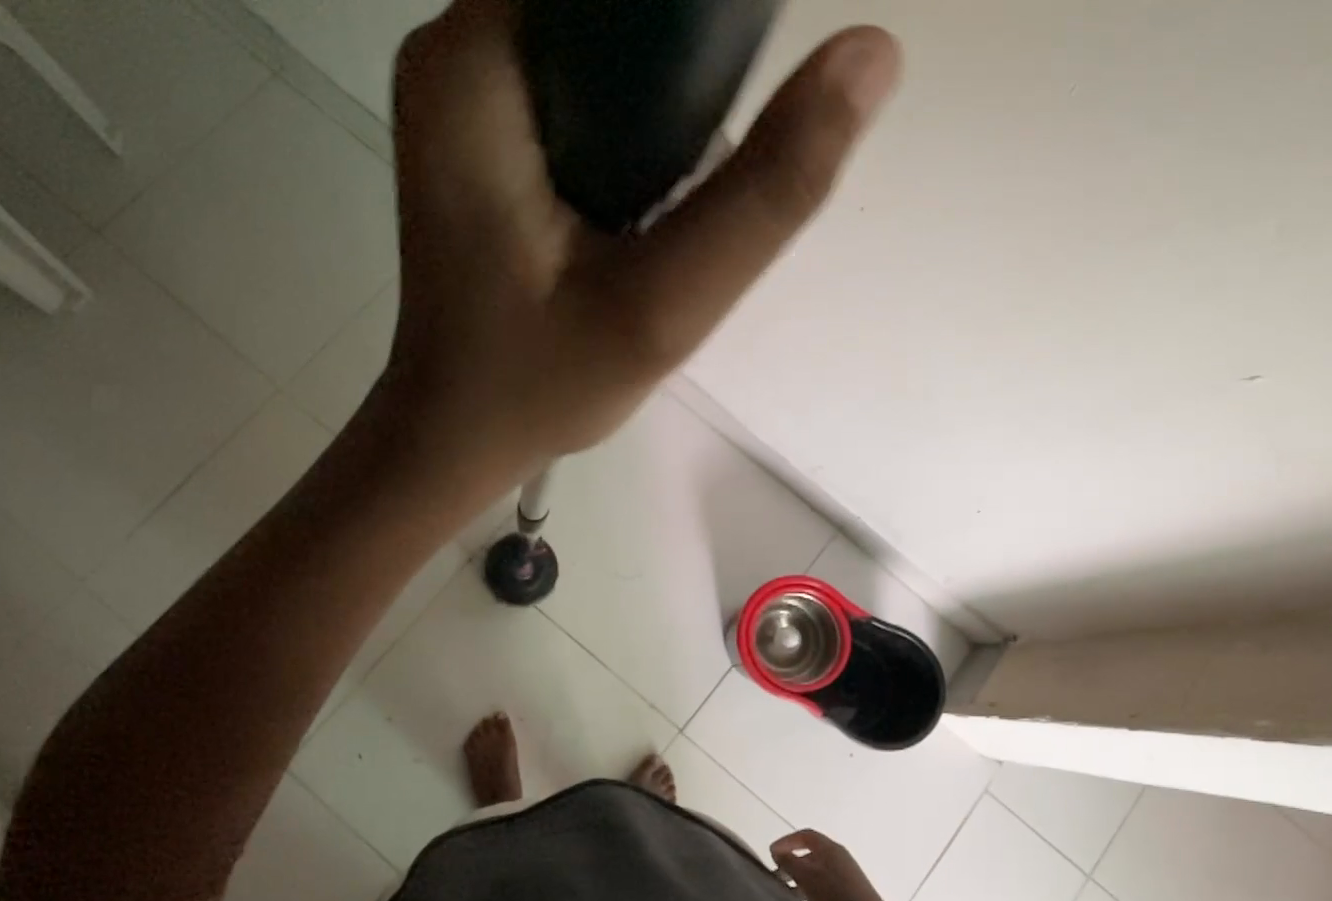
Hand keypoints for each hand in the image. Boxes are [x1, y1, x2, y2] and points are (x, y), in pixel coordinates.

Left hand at [378, 0, 900, 480]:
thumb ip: (765, 192)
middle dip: (685, 63)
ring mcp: (464, 86)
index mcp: (476, 65)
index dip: (698, 21)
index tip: (733, 95)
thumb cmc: (537, 383)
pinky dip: (631, 116)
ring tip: (668, 192)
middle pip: (613, 10)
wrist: (456, 428)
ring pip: (603, 39)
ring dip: (663, 92)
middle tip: (696, 171)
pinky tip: (643, 189)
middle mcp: (457, 51)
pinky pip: (582, 77)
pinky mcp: (482, 123)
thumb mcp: (662, 305)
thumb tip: (874, 50)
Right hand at [772, 829, 892, 900]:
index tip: (772, 853)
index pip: (805, 835)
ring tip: (789, 895)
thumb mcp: (804, 876)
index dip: (787, 841)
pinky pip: (828, 890)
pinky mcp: (853, 898)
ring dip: (803, 881)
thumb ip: (788, 861)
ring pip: (820, 874)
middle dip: (793, 863)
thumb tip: (777, 851)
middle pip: (813, 855)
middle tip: (778, 876)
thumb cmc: (833, 895)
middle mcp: (841, 859)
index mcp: (831, 848)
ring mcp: (849, 879)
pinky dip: (814, 895)